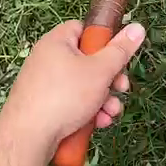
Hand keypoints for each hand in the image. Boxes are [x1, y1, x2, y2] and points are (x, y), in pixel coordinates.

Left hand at [0, 20, 142, 155]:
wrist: (27, 138)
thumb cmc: (64, 96)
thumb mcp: (100, 70)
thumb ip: (121, 50)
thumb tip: (137, 27)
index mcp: (57, 41)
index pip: (84, 29)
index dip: (103, 41)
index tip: (117, 56)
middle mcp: (47, 59)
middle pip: (87, 61)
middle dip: (109, 79)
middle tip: (121, 88)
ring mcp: (44, 84)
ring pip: (83, 86)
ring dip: (103, 100)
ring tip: (111, 113)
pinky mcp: (43, 106)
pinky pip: (71, 103)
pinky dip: (86, 112)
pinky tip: (98, 124)